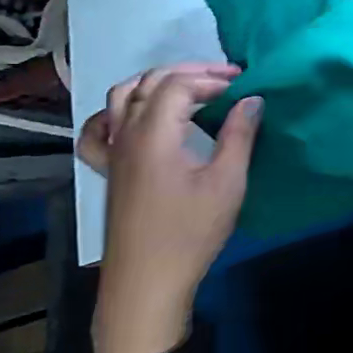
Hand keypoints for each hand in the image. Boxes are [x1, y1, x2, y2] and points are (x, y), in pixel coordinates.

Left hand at [78, 62, 260, 352]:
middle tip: (225, 80)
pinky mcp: (109, 170)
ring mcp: (112, 152)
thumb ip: (240, 135)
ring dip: (155, 84)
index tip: (243, 86)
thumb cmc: (191, 230)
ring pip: (121, 98)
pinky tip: (136, 119)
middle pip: (148, 83)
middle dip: (188, 73)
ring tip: (189, 90)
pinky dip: (118, 113)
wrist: (148, 279)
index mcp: (153, 134)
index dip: (211, 78)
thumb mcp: (227, 182)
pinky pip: (100, 129)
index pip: (177, 84)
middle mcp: (126, 134)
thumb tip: (252, 99)